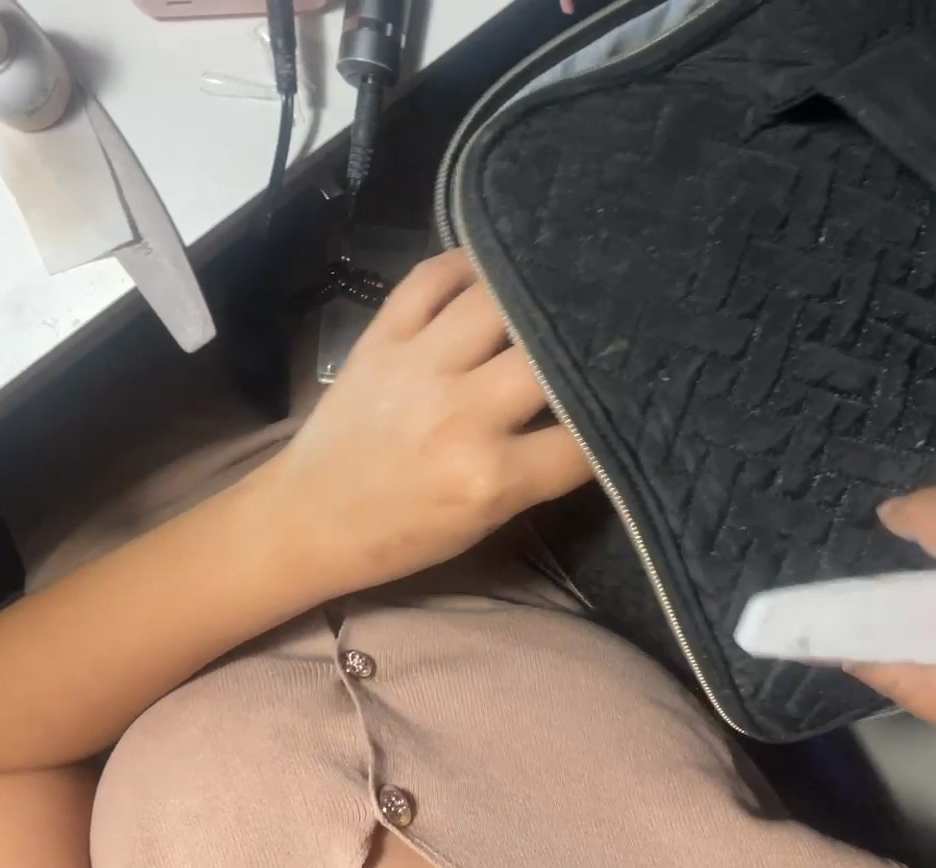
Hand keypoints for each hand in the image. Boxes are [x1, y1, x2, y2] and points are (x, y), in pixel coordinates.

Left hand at [253, 250, 591, 598]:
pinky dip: (465, 264)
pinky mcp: (380, 338)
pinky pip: (431, 278)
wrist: (307, 518)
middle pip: (550, 356)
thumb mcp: (483, 521)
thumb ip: (536, 470)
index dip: (615, 422)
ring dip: (534, 289)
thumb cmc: (398, 535)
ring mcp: (417, 367)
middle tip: (609, 327)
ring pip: (497, 300)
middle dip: (588, 341)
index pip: (583, 439)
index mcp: (488, 477)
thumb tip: (586, 416)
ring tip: (560, 280)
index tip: (629, 403)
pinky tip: (491, 266)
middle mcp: (459, 414)